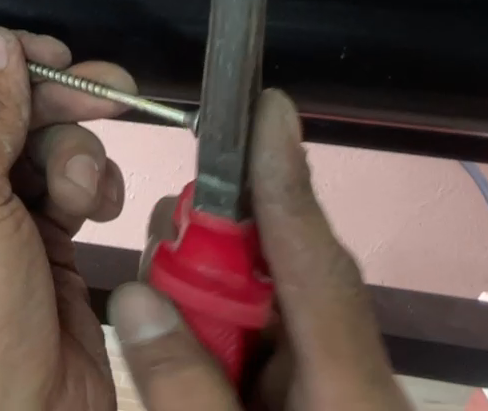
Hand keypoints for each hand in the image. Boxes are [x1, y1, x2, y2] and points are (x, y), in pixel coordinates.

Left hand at [0, 27, 139, 410]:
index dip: (1, 61)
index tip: (54, 54)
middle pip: (4, 106)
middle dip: (56, 100)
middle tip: (113, 91)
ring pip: (45, 141)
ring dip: (75, 155)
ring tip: (84, 193)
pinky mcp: (42, 235)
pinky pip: (71, 182)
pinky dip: (91, 186)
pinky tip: (98, 208)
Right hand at [109, 90, 410, 409]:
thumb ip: (185, 387)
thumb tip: (135, 296)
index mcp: (352, 396)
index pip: (311, 261)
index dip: (282, 178)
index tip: (266, 107)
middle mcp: (342, 383)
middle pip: (277, 281)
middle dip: (216, 244)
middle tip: (164, 233)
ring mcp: (320, 396)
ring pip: (256, 317)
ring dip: (203, 296)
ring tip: (159, 287)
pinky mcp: (295, 408)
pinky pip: (246, 353)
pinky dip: (206, 335)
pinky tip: (172, 336)